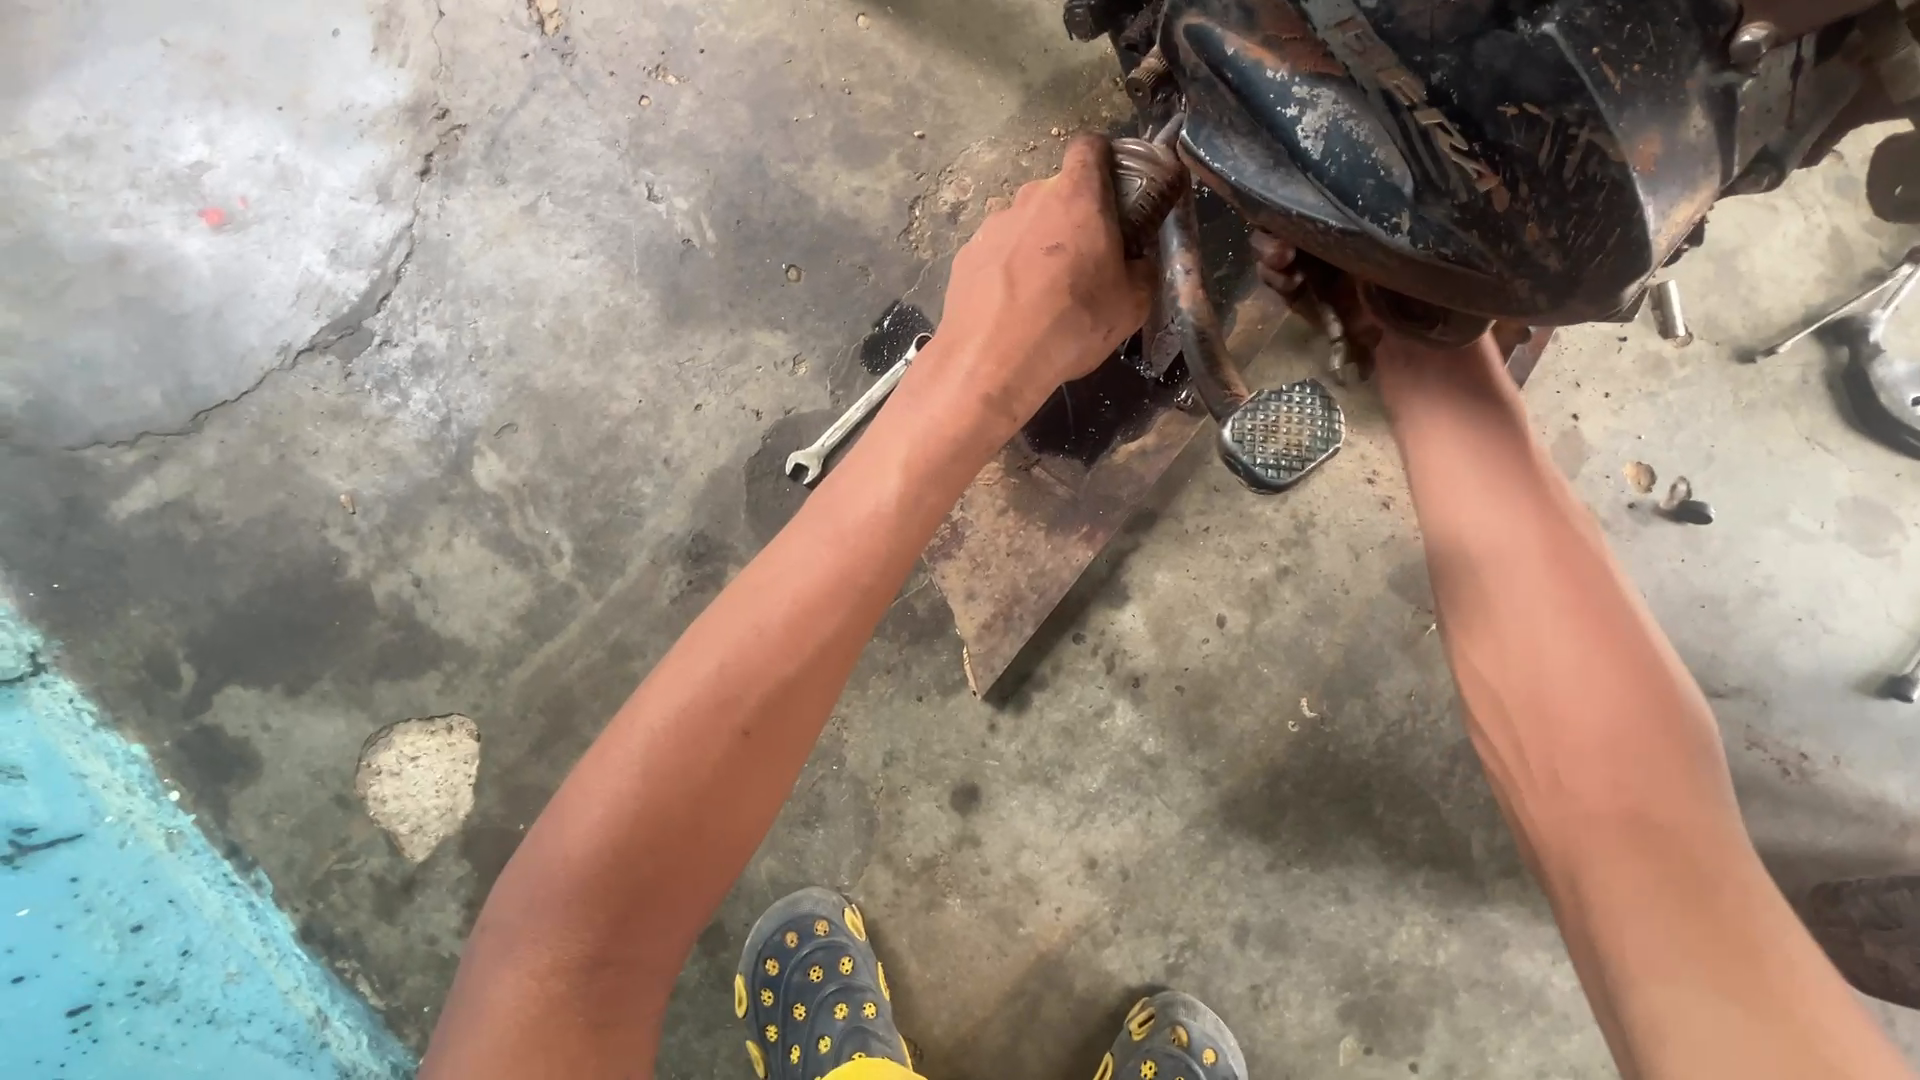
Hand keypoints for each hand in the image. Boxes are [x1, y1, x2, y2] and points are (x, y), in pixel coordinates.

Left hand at [935, 135, 1155, 422]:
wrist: (992, 361)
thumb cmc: (1071, 324)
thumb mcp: (1131, 305)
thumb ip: (1142, 271)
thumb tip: (1138, 263)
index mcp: (1076, 196)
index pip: (1091, 147)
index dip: (1105, 163)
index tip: (1115, 192)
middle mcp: (1029, 199)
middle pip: (1055, 192)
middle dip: (1071, 218)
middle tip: (1083, 262)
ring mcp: (991, 228)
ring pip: (1022, 226)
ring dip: (1035, 247)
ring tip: (1042, 295)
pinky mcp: (964, 258)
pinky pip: (995, 255)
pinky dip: (1005, 272)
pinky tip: (1011, 310)